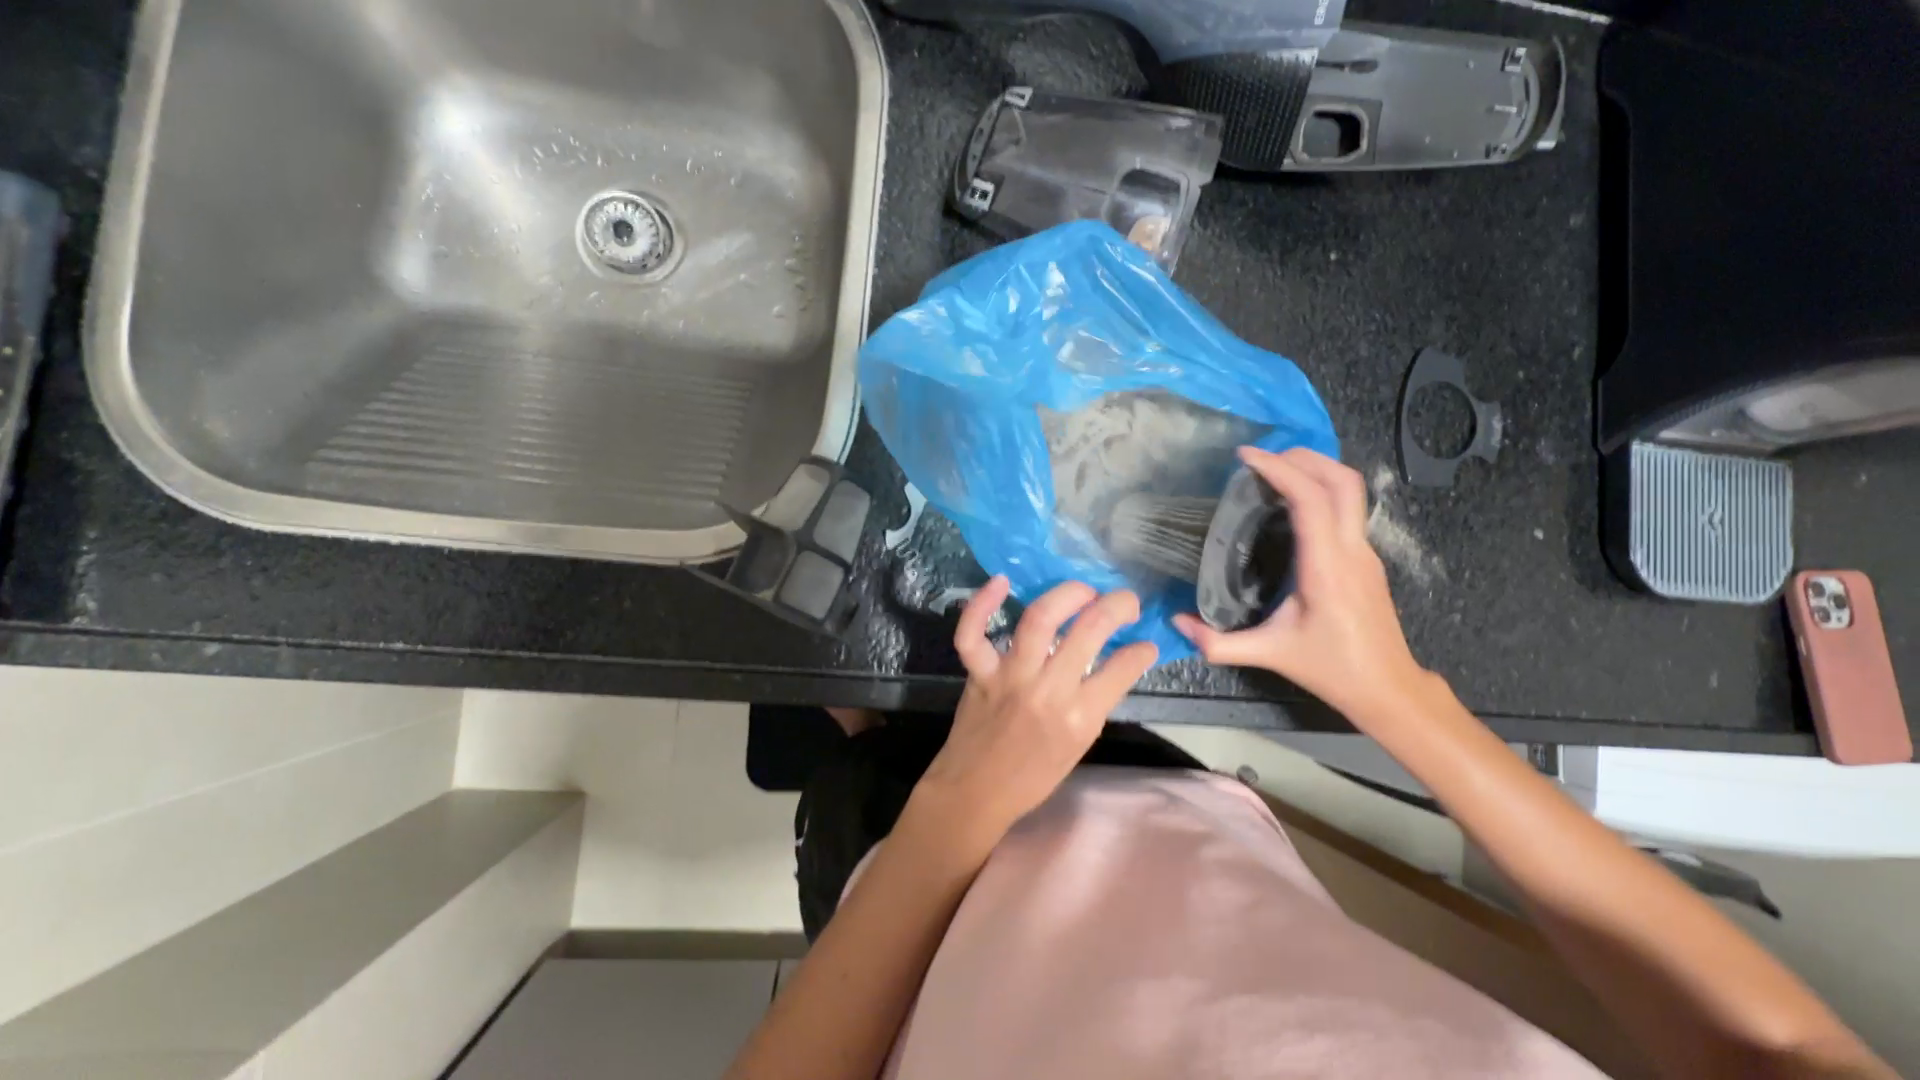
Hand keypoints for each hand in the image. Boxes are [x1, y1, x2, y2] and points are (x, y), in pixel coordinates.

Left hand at [918, 576, 1158, 836]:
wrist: (976, 793)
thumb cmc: (1033, 776)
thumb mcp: (1079, 745)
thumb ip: (1095, 702)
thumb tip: (1115, 663)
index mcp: (1080, 717)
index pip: (1123, 667)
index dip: (1141, 650)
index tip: (1145, 644)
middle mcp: (1049, 690)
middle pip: (1089, 630)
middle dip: (1117, 606)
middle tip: (1125, 601)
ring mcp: (1011, 677)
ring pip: (1040, 618)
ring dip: (1068, 594)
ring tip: (1084, 591)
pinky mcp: (979, 673)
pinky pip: (974, 633)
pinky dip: (982, 604)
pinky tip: (1001, 582)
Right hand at [1174, 447, 1429, 723]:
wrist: (1387, 687)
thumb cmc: (1331, 669)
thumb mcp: (1270, 654)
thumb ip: (1219, 643)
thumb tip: (1177, 623)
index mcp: (1326, 567)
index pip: (1310, 499)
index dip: (1279, 470)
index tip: (1245, 457)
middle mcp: (1351, 550)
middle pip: (1341, 480)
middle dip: (1302, 457)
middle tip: (1262, 457)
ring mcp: (1365, 552)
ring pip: (1350, 490)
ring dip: (1316, 469)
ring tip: (1276, 470)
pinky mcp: (1367, 558)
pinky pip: (1348, 508)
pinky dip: (1321, 490)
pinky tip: (1293, 503)